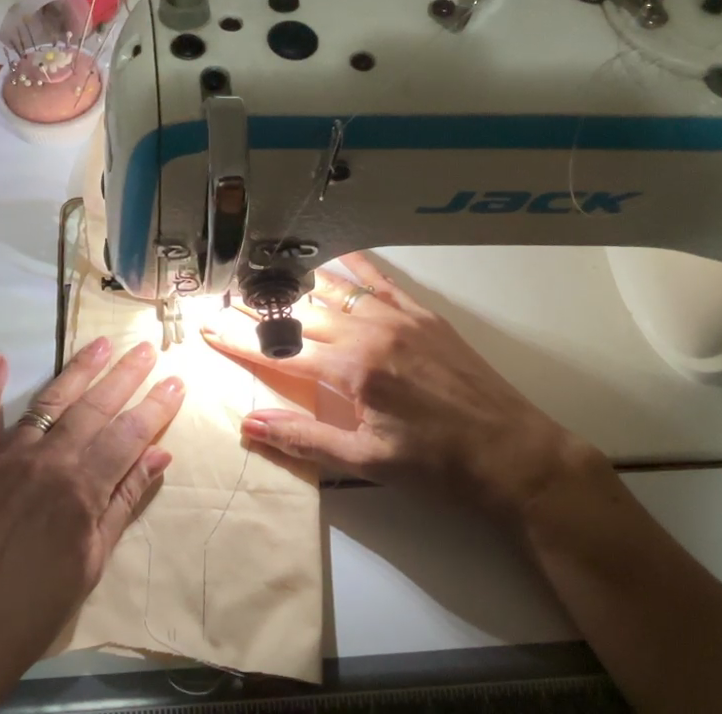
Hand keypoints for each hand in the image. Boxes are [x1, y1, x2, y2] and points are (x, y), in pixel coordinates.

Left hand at [0, 340, 184, 713]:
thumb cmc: (35, 607)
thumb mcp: (92, 562)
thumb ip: (123, 503)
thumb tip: (159, 457)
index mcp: (81, 487)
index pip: (129, 434)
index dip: (156, 407)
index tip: (177, 381)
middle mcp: (46, 459)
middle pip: (94, 407)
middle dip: (125, 375)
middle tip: (147, 348)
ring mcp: (4, 455)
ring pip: (47, 400)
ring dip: (77, 370)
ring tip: (101, 343)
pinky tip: (1, 360)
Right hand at [200, 252, 603, 523]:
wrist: (514, 453)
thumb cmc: (437, 466)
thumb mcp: (366, 463)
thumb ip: (305, 440)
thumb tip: (248, 425)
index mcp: (351, 371)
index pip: (279, 352)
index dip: (238, 340)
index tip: (207, 327)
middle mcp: (368, 332)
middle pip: (299, 314)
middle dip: (258, 308)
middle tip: (226, 298)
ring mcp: (397, 317)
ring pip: (332, 289)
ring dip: (293, 283)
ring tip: (263, 273)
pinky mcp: (422, 314)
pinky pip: (377, 279)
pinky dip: (348, 265)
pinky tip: (329, 254)